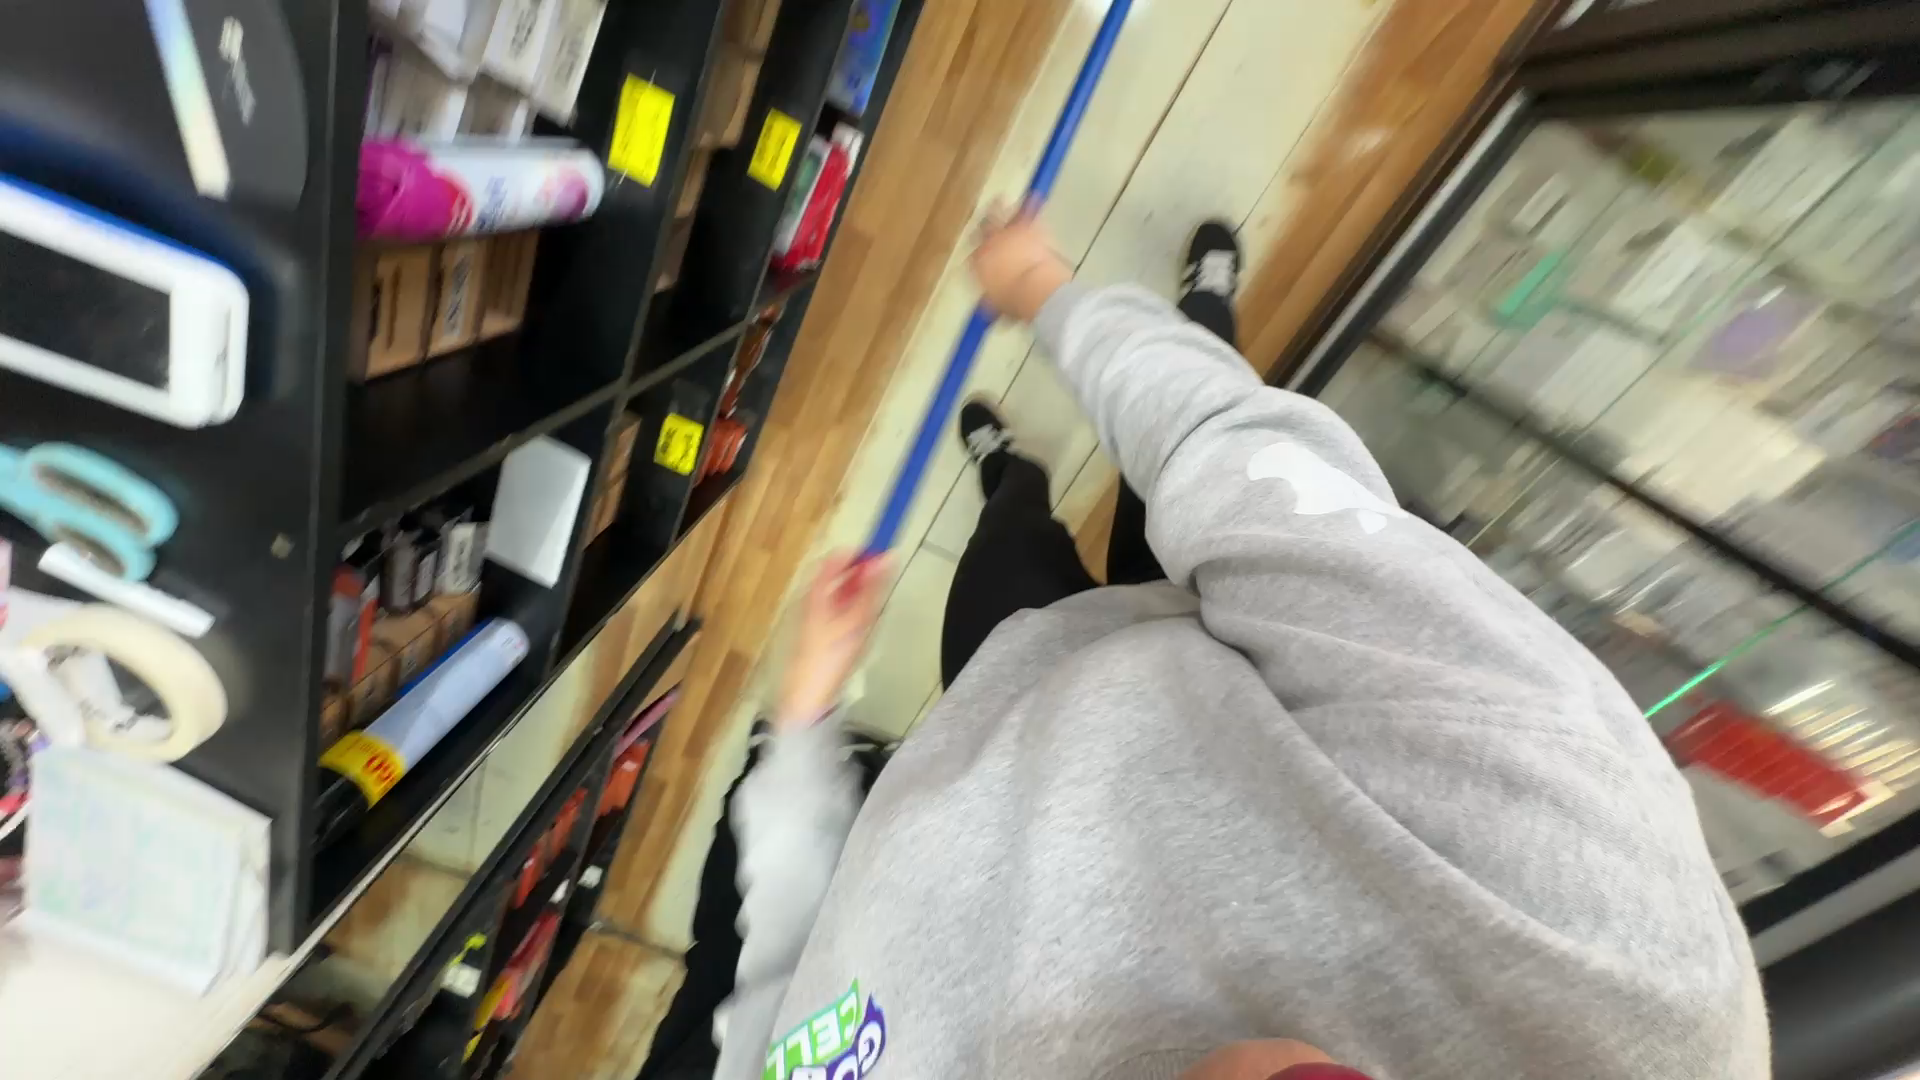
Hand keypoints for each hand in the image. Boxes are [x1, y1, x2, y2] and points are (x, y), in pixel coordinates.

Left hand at [775, 553, 889, 731]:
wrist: (810, 693)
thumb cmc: (832, 654)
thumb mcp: (858, 618)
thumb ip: (873, 587)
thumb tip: (886, 557)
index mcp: (817, 592)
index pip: (836, 558)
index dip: (858, 553)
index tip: (879, 555)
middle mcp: (812, 599)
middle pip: (837, 574)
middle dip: (861, 574)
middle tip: (881, 582)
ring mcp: (813, 614)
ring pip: (839, 592)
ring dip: (858, 591)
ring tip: (873, 607)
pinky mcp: (818, 629)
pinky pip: (837, 607)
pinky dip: (852, 607)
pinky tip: (862, 624)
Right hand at [970, 203, 1072, 322]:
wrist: (1032, 288)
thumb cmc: (1012, 302)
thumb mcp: (996, 307)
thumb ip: (992, 302)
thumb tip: (991, 308)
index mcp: (977, 265)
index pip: (973, 257)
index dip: (978, 256)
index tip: (981, 256)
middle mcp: (987, 244)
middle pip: (981, 231)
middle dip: (983, 227)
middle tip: (985, 222)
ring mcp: (1007, 231)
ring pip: (998, 214)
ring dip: (999, 207)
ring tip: (999, 199)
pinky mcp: (1027, 224)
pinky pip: (1028, 210)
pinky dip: (1031, 203)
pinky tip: (1033, 196)